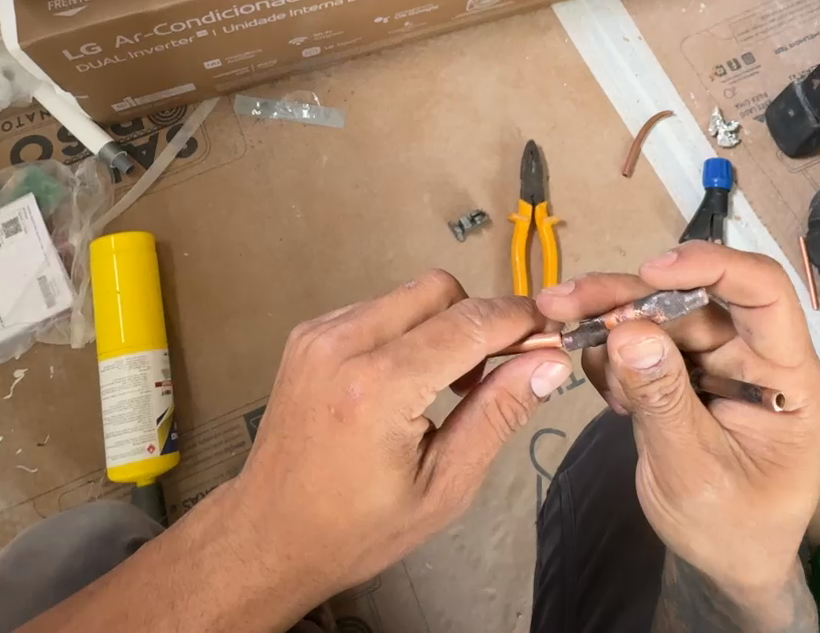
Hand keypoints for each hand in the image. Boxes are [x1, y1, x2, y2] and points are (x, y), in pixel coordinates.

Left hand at [224, 270, 571, 606]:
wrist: (270, 531)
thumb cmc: (359, 526)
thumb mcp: (444, 486)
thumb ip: (498, 413)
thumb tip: (549, 363)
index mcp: (378, 387)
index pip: (468, 324)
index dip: (518, 320)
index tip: (550, 333)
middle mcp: (344, 342)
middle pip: (439, 289)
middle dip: (478, 318)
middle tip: (486, 373)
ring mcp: (320, 331)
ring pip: (407, 295)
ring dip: (440, 324)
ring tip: (441, 384)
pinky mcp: (308, 331)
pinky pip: (376, 307)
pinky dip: (404, 330)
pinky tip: (401, 379)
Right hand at [536, 243, 819, 618]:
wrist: (722, 562)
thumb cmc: (731, 528)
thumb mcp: (694, 473)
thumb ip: (662, 401)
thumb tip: (625, 331)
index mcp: (783, 375)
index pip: (763, 293)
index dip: (712, 266)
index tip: (650, 273)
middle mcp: (745, 353)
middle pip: (685, 297)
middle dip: (622, 295)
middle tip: (559, 302)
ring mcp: (708, 358)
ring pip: (651, 312)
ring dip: (603, 321)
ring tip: (566, 342)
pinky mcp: (675, 368)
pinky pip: (633, 338)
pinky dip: (606, 353)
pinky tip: (603, 390)